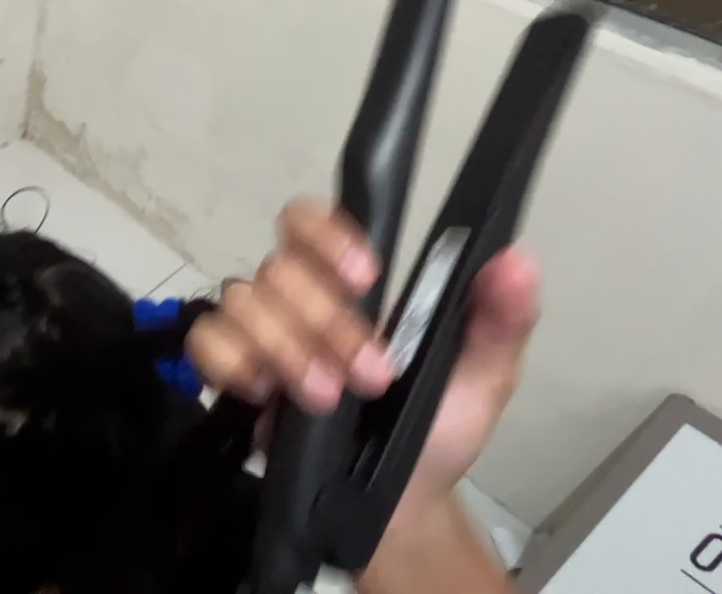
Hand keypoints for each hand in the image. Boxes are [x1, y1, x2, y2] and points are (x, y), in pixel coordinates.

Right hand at [185, 197, 540, 516]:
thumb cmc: (434, 426)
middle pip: (278, 267)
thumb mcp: (480, 377)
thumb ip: (497, 319)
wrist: (395, 501)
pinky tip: (263, 390)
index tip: (365, 276)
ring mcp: (256, 328)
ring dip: (283, 346)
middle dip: (324, 320)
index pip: (311, 221)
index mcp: (345, 278)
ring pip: (241, 301)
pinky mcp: (230, 368)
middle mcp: (293, 291)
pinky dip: (229, 360)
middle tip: (370, 375)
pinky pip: (205, 343)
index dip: (326, 236)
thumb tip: (515, 260)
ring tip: (323, 398)